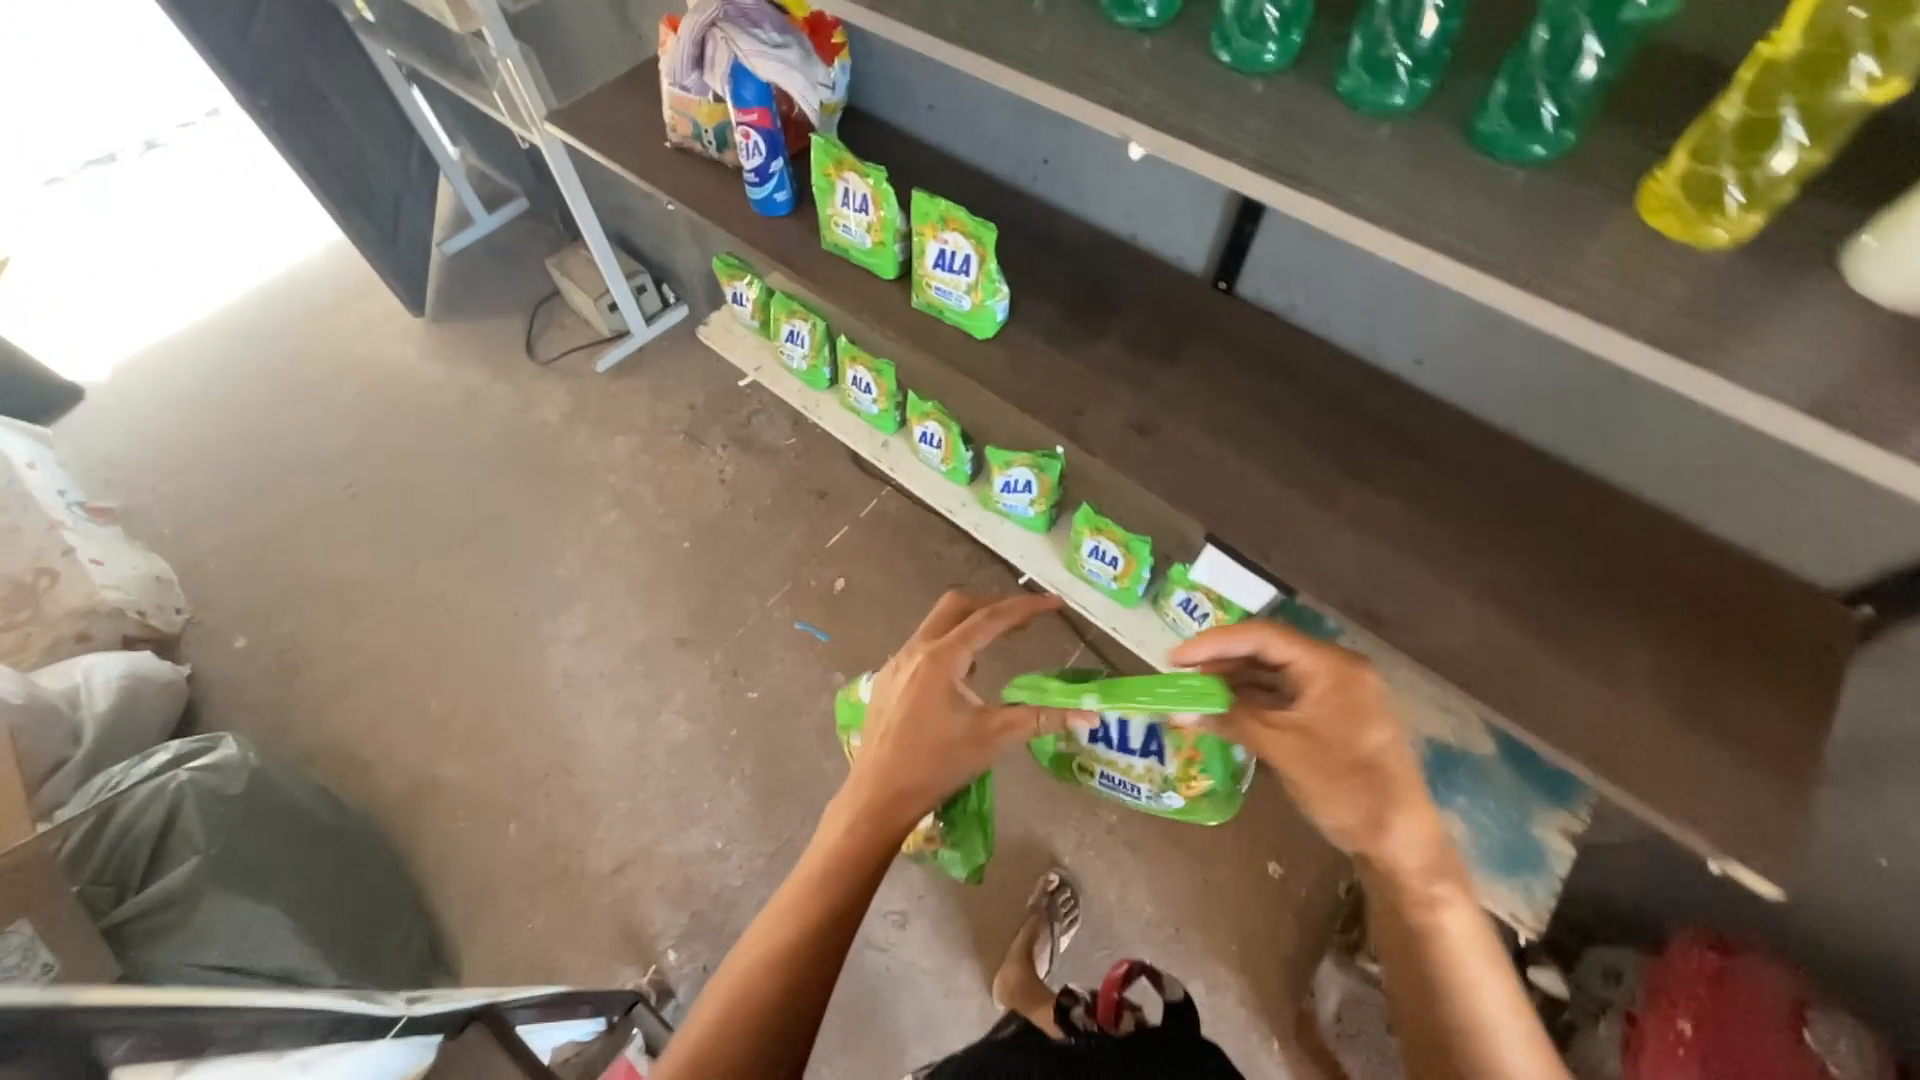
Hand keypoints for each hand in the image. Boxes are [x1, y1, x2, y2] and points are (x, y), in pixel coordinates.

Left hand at [844, 591, 1086, 831]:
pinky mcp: (888, 678)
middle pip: (957, 605)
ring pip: (936, 623)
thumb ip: (1042, 719)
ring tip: (997, 645)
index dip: (1026, 607)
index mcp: (942, 658)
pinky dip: (948, 645)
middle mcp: (916, 650)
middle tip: (1024, 619)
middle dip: (993, 604)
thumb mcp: (994, 738)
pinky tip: (961, 676)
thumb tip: (1089, 717)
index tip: (1054, 604)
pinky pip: (922, 645)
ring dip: (969, 624)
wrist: (879, 795)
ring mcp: (896, 662)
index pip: (990, 618)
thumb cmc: (938, 766)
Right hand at [1170, 620, 1439, 870]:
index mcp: (1330, 666)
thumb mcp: (1282, 749)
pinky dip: (1251, 703)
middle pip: (1267, 652)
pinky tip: (1221, 711)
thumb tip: (1177, 711)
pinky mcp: (1329, 718)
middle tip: (1178, 676)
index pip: (1262, 637)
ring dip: (1232, 683)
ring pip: (1273, 675)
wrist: (1399, 842)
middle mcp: (1333, 670)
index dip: (1213, 644)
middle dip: (1220, 662)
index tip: (1174, 659)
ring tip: (1192, 694)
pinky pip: (1283, 698)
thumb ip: (1230, 721)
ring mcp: (1333, 695)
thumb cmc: (1345, 787)